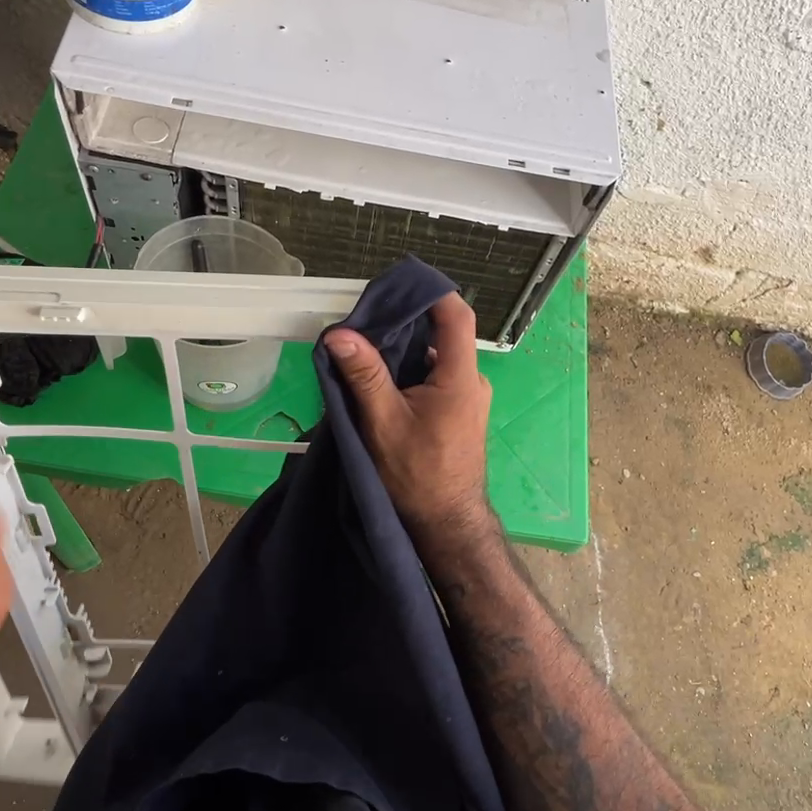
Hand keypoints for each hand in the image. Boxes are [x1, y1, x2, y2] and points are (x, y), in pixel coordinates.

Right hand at [323, 292, 498, 559]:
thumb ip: (364, 375)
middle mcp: (471, 382)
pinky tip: (380, 379)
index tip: (396, 286)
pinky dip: (410, 372)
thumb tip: (339, 334)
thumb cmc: (418, 476)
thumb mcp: (384, 423)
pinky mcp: (459, 412)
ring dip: (403, 351)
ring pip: (436, 358)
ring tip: (364, 349)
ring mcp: (468, 398)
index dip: (430, 293)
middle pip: (442, 334)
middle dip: (404, 323)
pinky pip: (436, 378)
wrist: (446, 525)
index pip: (456, 315)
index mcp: (461, 378)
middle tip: (364, 321)